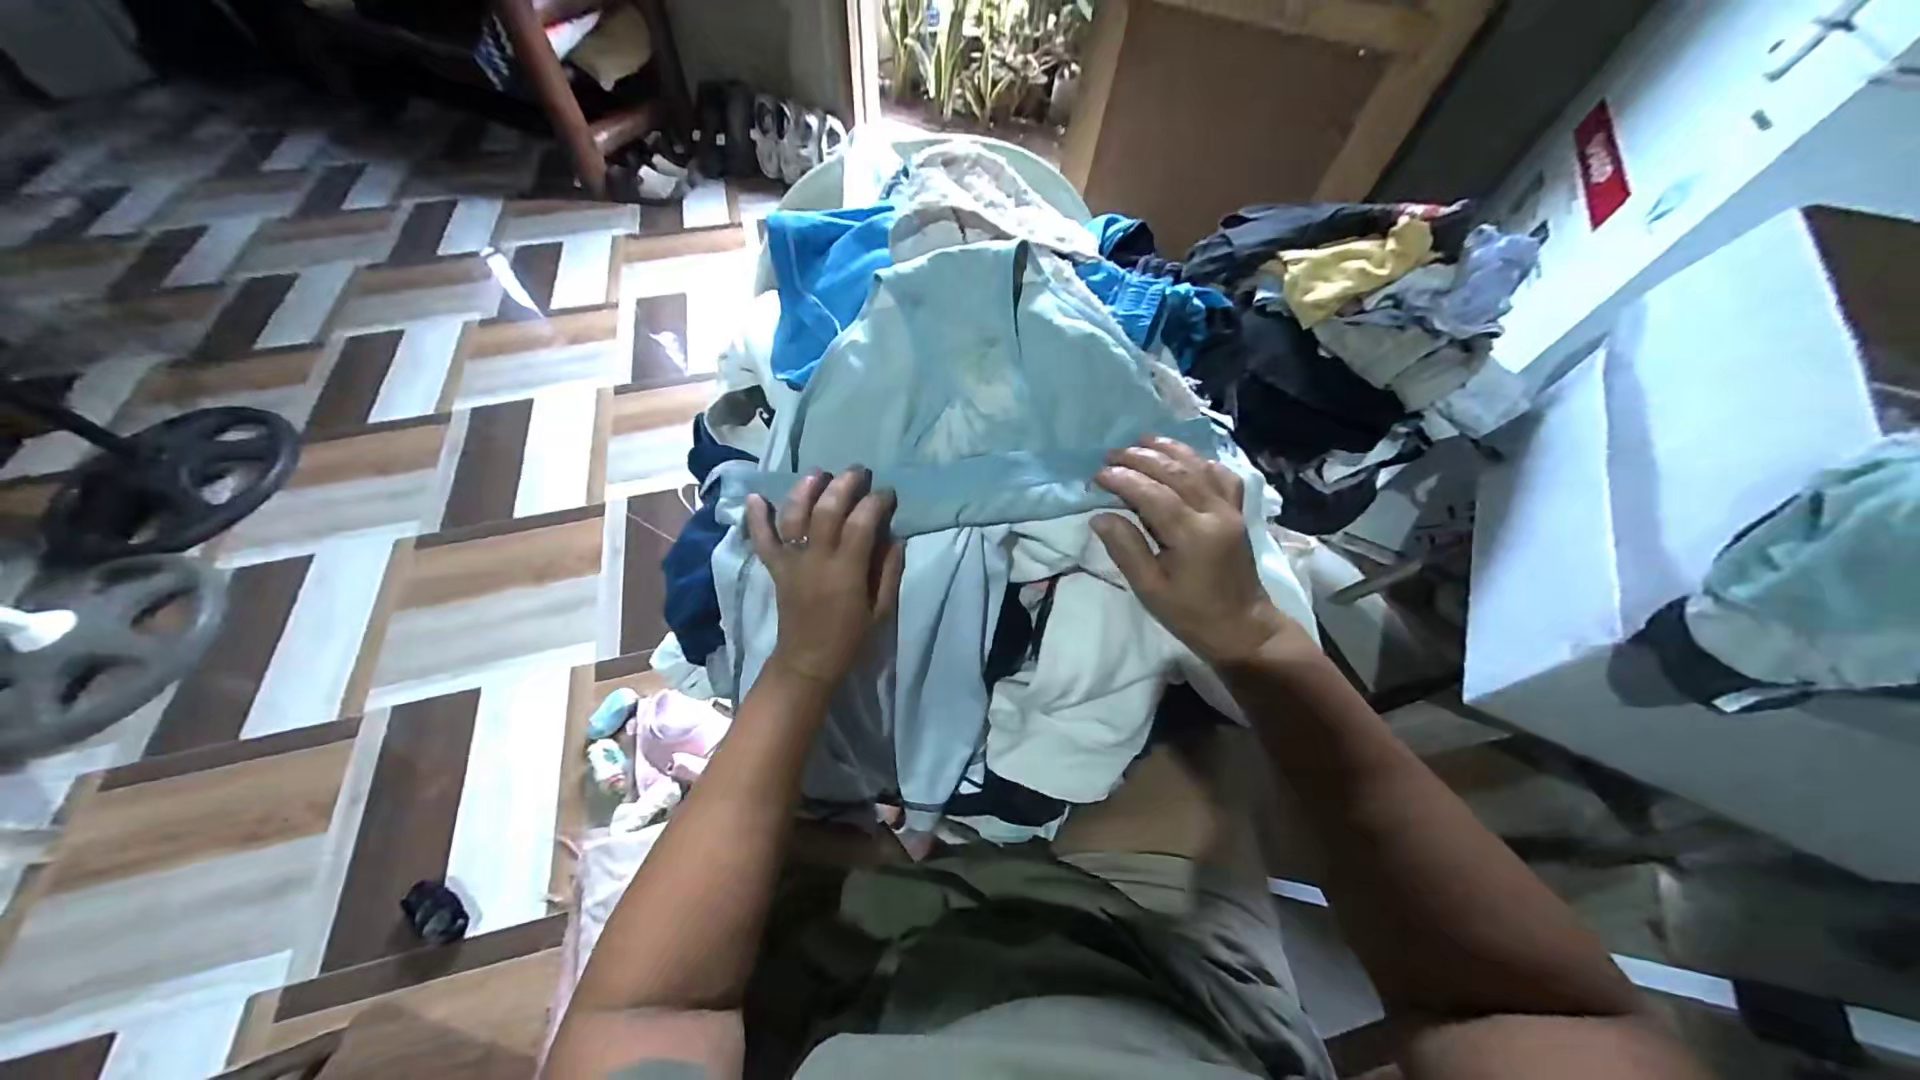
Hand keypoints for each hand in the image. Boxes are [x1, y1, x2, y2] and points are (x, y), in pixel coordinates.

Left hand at [746, 467, 904, 687]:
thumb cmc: (850, 638)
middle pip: (827, 509)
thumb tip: (894, 538)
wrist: (808, 662)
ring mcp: (792, 562)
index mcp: (846, 570)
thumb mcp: (881, 610)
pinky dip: (756, 519)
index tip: (888, 493)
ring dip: (805, 490)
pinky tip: (756, 497)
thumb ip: (888, 572)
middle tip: (859, 472)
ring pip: (794, 516)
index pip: (862, 522)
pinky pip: (763, 540)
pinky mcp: (776, 569)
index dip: (876, 502)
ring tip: (818, 472)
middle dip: (844, 484)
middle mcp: (817, 559)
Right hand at [1092, 436, 1314, 668]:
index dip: (1123, 479)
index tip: (1097, 475)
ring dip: (1169, 450)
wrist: (1242, 628)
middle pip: (1176, 472)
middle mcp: (1215, 513)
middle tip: (1111, 455)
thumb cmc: (1190, 614)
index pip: (1152, 494)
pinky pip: (1222, 475)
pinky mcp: (1238, 512)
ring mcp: (1231, 510)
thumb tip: (1100, 516)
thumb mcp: (1149, 588)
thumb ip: (1125, 548)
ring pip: (1200, 466)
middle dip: (1140, 458)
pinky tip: (1183, 458)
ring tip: (1141, 442)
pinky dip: (1200, 461)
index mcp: (1192, 535)